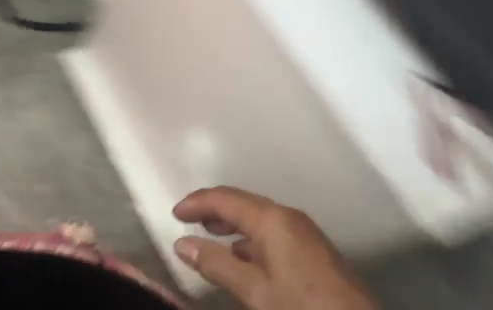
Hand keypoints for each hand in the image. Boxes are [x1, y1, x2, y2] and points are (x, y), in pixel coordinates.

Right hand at [172, 187, 375, 309]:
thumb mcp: (256, 293)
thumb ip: (217, 265)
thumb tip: (181, 244)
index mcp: (271, 219)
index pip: (224, 198)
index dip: (196, 203)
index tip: (174, 215)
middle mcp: (289, 218)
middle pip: (243, 204)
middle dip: (214, 211)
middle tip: (189, 224)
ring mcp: (307, 235)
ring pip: (260, 220)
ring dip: (234, 227)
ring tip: (212, 242)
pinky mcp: (318, 255)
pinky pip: (275, 235)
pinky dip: (253, 241)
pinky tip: (247, 262)